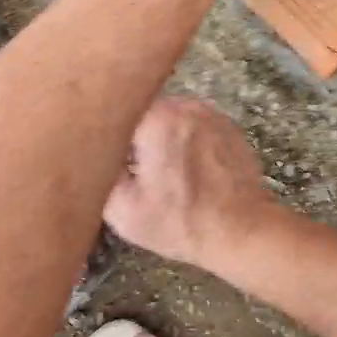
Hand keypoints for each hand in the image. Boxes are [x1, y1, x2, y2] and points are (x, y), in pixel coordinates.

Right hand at [103, 98, 280, 270]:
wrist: (242, 231)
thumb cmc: (180, 222)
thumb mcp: (123, 210)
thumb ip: (102, 171)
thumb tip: (95, 152)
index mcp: (156, 118)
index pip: (117, 111)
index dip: (108, 133)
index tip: (108, 154)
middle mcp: (184, 105)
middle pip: (143, 109)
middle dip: (135, 133)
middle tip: (133, 166)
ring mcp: (209, 112)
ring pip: (169, 115)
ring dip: (161, 135)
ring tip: (161, 169)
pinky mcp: (226, 124)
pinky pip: (192, 123)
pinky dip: (185, 138)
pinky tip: (187, 167)